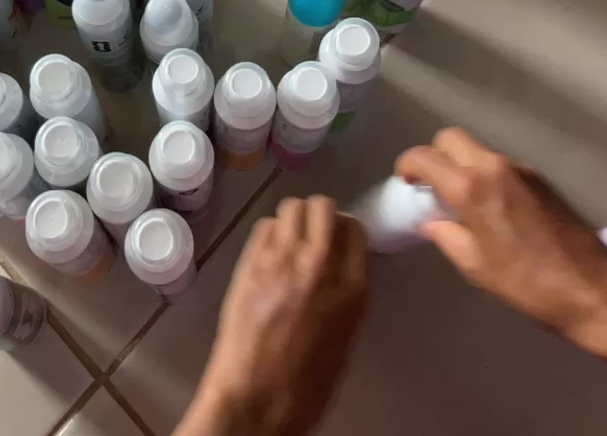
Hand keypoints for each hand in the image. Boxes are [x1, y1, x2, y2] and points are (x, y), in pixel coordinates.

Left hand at [178, 196, 369, 435]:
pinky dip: (269, 232)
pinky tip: (267, 253)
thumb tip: (338, 268)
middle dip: (318, 214)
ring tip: (287, 239)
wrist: (255, 399)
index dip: (344, 227)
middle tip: (310, 232)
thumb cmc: (305, 385)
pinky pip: (264, 225)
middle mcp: (321, 264)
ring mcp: (283, 259)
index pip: (355, 229)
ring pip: (291, 207)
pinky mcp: (251, 261)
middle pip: (323, 207)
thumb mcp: (345, 339)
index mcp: (353, 289)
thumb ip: (345, 295)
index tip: (336, 235)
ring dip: (292, 219)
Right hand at [396, 128, 606, 346]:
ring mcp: (520, 169)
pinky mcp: (540, 179)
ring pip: (477, 150)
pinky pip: (500, 165)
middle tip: (432, 184)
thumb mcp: (477, 268)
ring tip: (464, 200)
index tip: (406, 181)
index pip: (426, 157)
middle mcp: (494, 167)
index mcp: (472, 188)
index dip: (408, 164)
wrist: (597, 291)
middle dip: (435, 154)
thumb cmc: (530, 284)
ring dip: (463, 165)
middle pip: (451, 138)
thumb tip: (433, 223)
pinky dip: (486, 175)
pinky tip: (494, 208)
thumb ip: (448, 237)